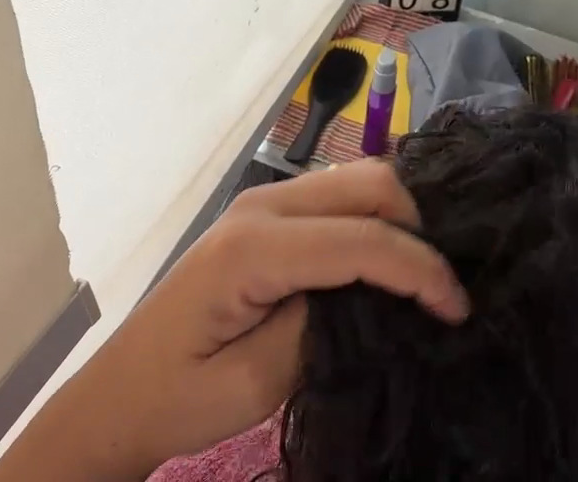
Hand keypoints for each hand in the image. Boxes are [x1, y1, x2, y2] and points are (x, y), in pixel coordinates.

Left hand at [0, 159, 468, 481]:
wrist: (119, 393)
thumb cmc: (178, 397)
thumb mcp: (252, 385)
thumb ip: (321, 328)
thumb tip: (377, 295)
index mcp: (253, 246)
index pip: (361, 239)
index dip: (419, 269)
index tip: (458, 308)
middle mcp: (262, 204)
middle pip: (368, 183)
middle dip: (418, 227)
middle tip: (444, 287)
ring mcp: (263, 201)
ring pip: (358, 180)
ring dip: (400, 216)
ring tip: (423, 273)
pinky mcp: (267, 212)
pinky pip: (339, 195)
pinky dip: (375, 217)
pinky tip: (387, 257)